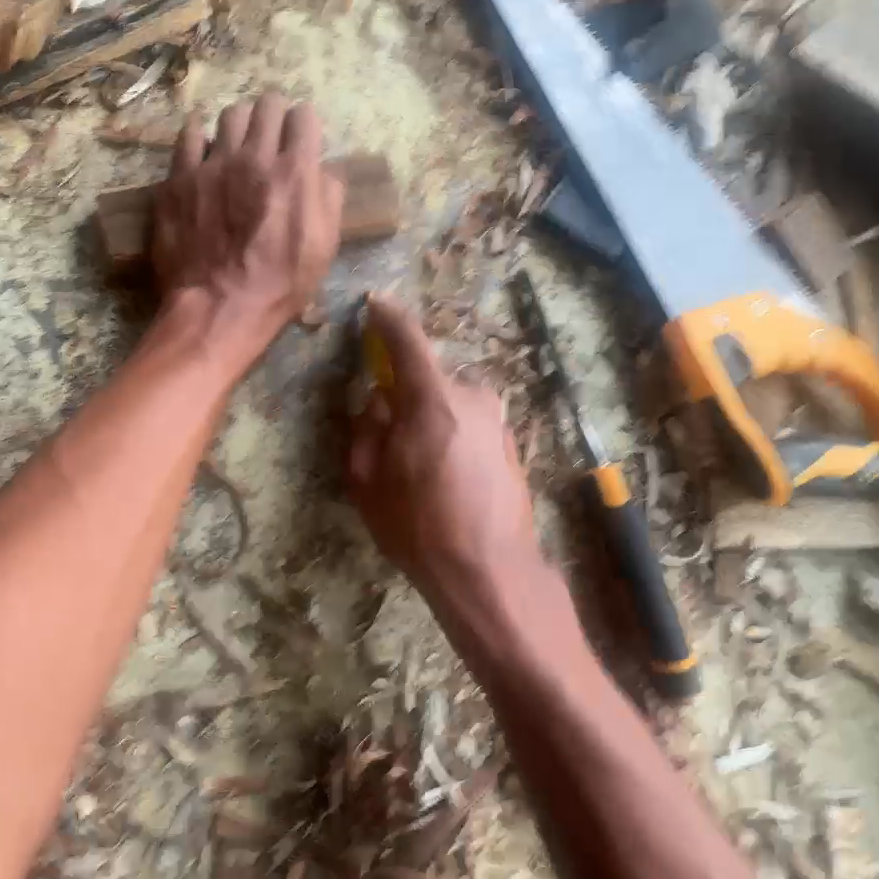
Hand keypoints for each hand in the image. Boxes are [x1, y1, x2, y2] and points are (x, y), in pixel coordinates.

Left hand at [152, 94, 344, 344]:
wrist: (219, 308)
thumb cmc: (280, 284)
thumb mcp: (324, 248)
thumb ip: (329, 199)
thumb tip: (325, 170)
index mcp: (295, 172)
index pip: (304, 116)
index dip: (305, 125)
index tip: (301, 140)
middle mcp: (255, 157)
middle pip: (267, 105)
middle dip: (274, 116)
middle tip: (271, 137)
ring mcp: (213, 164)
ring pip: (230, 114)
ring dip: (240, 124)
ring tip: (238, 145)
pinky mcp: (180, 178)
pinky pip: (189, 135)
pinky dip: (199, 136)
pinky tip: (203, 149)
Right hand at [346, 295, 540, 604]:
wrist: (491, 573)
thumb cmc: (419, 529)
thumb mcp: (369, 482)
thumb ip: (368, 429)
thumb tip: (379, 402)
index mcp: (433, 400)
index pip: (406, 338)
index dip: (386, 317)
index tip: (373, 304)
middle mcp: (472, 397)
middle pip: (427, 377)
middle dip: (404, 394)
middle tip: (387, 437)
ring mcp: (497, 419)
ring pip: (450, 401)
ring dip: (430, 418)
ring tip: (418, 469)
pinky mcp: (510, 441)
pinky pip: (468, 422)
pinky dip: (452, 434)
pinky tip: (447, 479)